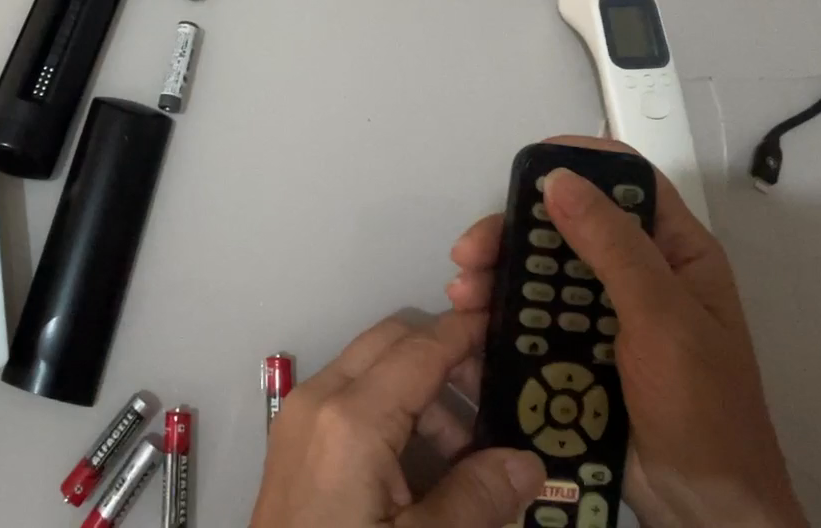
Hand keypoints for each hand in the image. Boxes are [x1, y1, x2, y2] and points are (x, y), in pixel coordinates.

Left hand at [250, 310, 547, 527]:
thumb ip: (477, 499)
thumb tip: (527, 461)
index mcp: (352, 418)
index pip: (418, 351)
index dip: (462, 334)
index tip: (501, 321)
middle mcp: (319, 397)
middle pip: (390, 343)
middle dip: (443, 358)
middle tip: (495, 397)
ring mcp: (300, 415)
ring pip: (369, 368)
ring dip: (419, 391)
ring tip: (465, 454)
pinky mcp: (293, 438)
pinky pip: (348, 397)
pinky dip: (389, 409)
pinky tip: (423, 466)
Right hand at [445, 136, 807, 527]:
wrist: (700, 509)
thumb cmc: (702, 410)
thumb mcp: (662, 319)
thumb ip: (612, 247)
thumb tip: (560, 179)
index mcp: (675, 254)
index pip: (628, 183)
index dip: (580, 163)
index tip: (527, 164)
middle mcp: (637, 273)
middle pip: (564, 226)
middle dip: (512, 233)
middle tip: (471, 251)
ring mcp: (603, 311)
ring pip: (538, 269)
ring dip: (495, 275)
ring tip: (464, 297)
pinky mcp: (576, 345)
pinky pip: (529, 313)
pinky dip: (497, 313)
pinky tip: (474, 323)